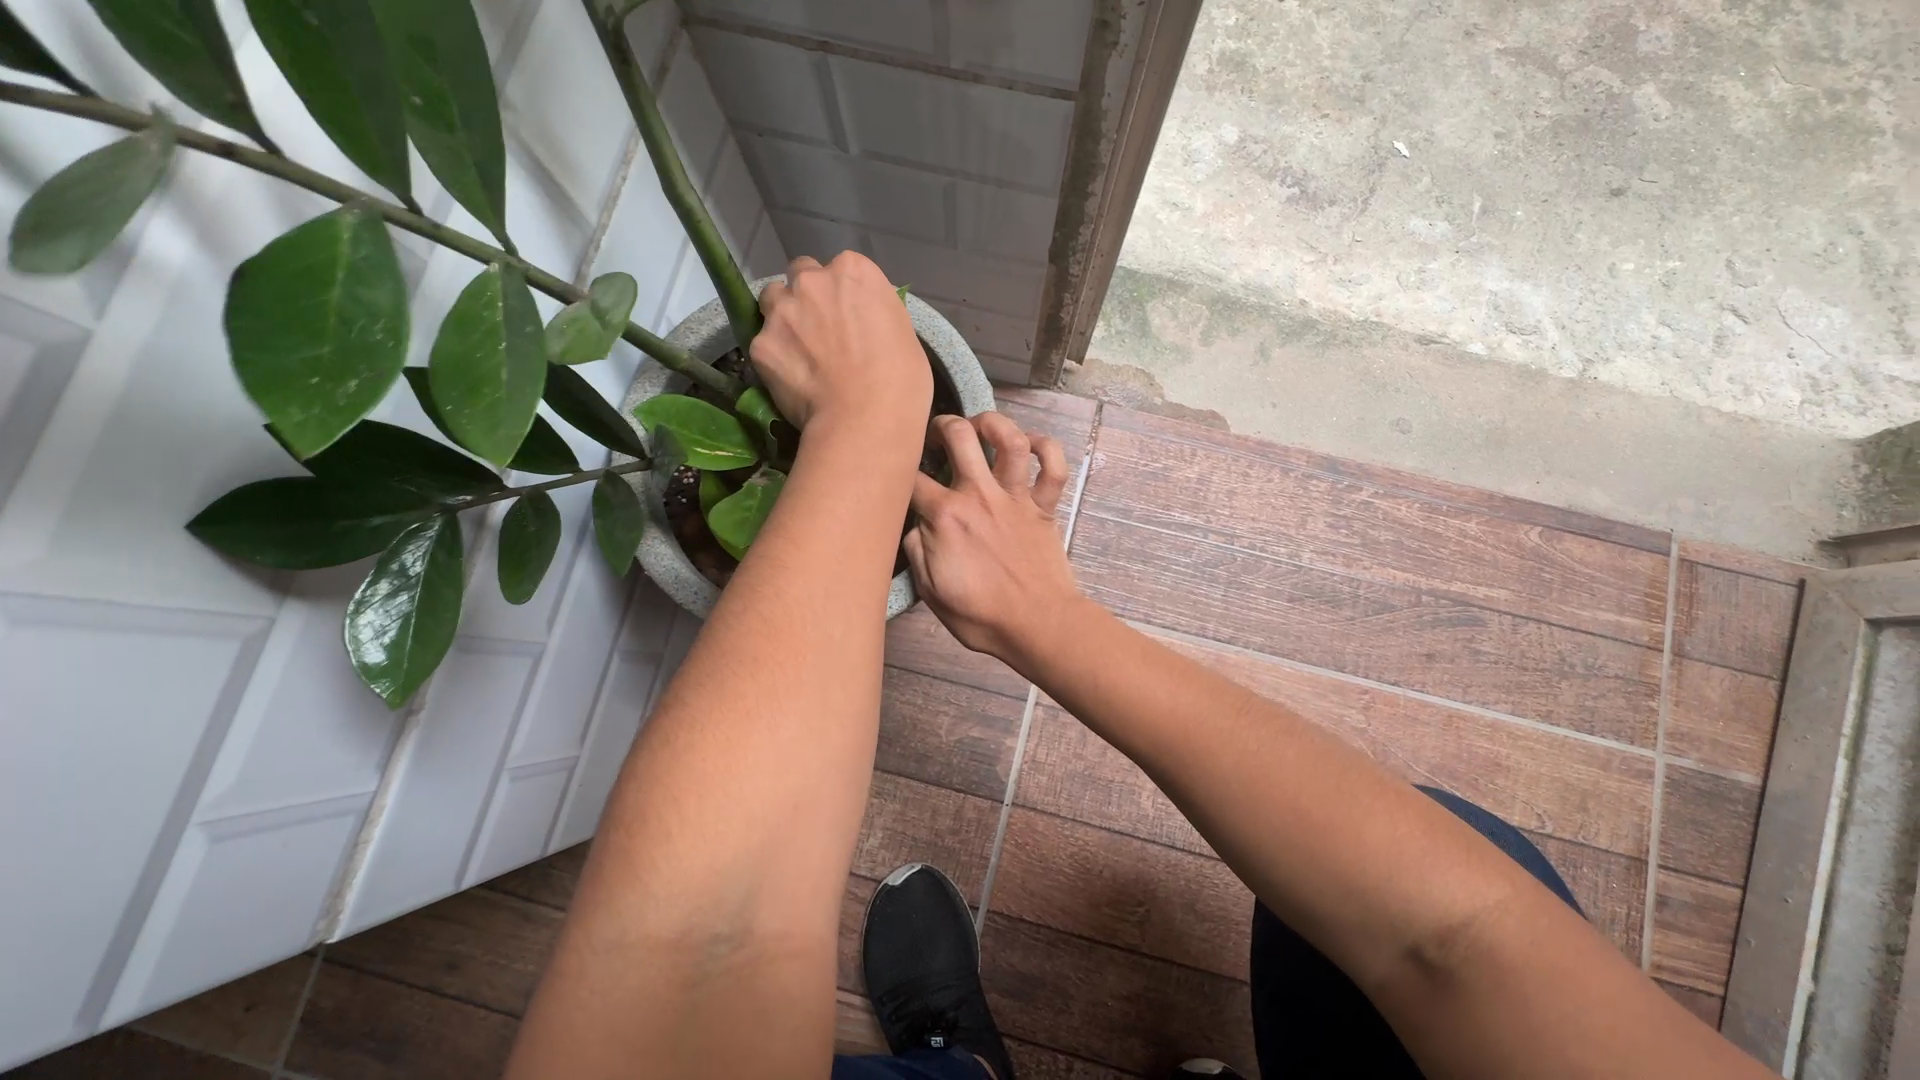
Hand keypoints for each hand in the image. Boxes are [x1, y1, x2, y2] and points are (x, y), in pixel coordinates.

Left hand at [749, 253, 930, 441]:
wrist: (866, 421)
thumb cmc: (901, 381)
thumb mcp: (902, 332)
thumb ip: (873, 314)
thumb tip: (861, 323)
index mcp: (854, 271)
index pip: (840, 268)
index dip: (842, 293)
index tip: (847, 316)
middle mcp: (813, 281)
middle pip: (800, 275)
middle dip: (807, 296)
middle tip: (819, 330)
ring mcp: (782, 311)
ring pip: (772, 300)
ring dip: (782, 317)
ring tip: (797, 350)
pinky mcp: (761, 345)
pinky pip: (764, 345)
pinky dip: (774, 358)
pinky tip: (791, 380)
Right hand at [905, 413, 1084, 666]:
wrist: (1037, 626)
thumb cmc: (982, 616)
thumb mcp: (930, 592)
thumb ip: (916, 551)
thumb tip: (913, 526)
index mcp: (945, 518)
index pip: (911, 478)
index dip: (897, 469)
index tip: (895, 471)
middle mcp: (979, 497)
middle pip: (958, 435)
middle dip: (941, 424)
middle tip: (934, 436)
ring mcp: (1015, 498)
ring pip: (1009, 439)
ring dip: (993, 423)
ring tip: (980, 428)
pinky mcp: (1044, 507)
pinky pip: (1053, 466)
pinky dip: (1047, 448)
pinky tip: (1032, 446)